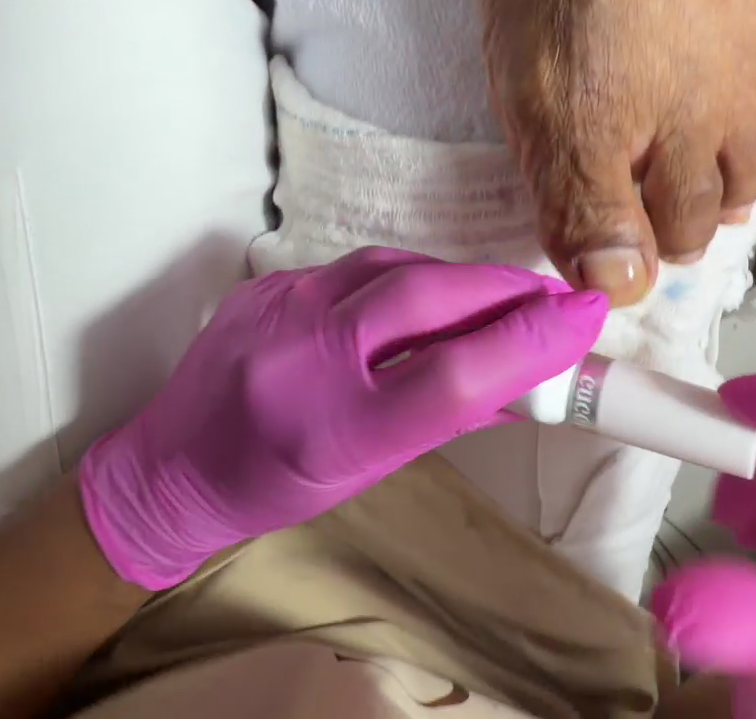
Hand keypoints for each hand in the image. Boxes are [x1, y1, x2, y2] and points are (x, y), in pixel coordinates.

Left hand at [78, 247, 606, 588]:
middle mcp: (301, 356)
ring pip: (384, 267)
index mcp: (334, 430)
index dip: (530, 343)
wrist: (171, 464)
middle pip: (420, 297)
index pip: (452, 378)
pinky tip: (421, 292)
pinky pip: (345, 269)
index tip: (584, 319)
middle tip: (550, 294)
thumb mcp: (362, 472)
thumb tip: (518, 378)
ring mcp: (274, 309)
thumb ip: (437, 419)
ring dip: (451, 277)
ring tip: (496, 293)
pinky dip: (395, 277)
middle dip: (498, 288)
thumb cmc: (271, 487)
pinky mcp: (260, 286)